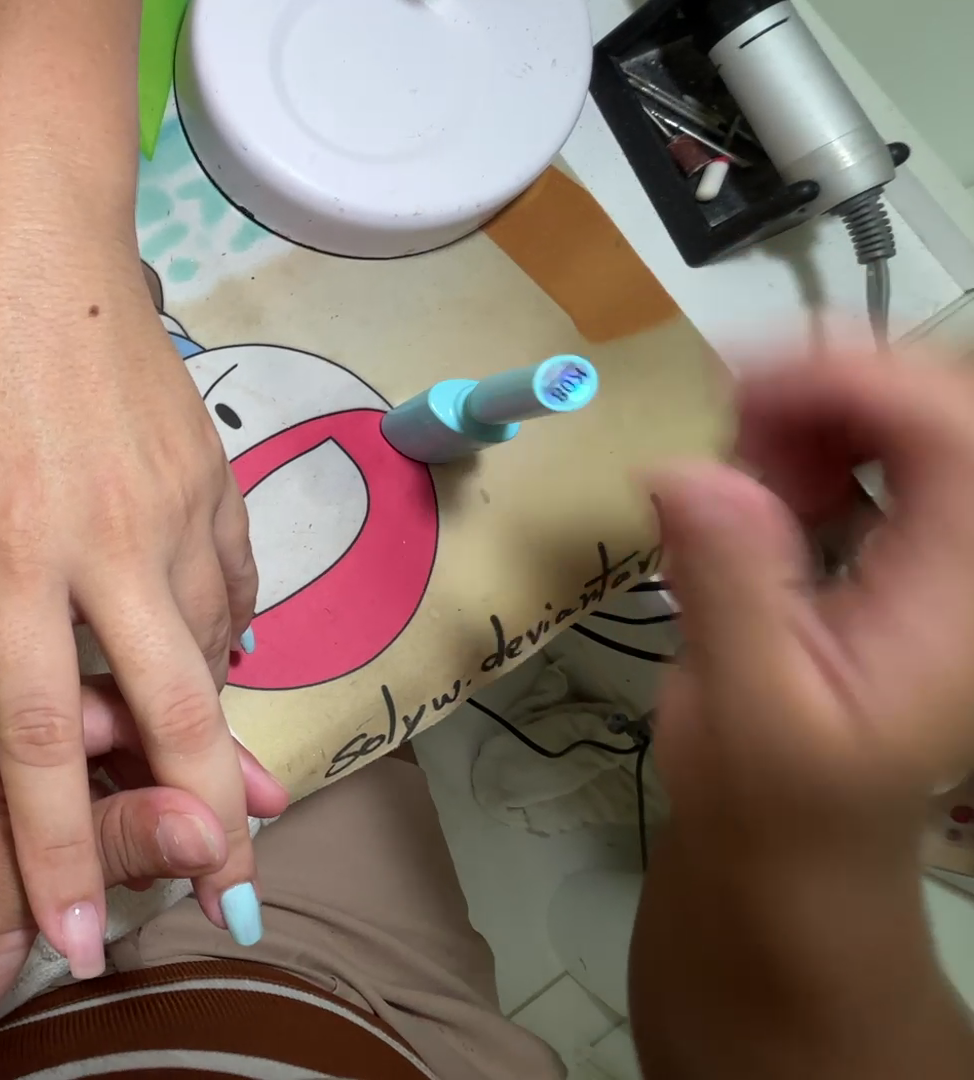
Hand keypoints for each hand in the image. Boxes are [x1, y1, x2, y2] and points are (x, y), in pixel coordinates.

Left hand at [0, 240, 260, 972]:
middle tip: (229, 897)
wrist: (44, 258)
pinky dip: (224, 635)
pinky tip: (209, 654)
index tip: (75, 938)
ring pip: (215, 650)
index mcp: (15, 557)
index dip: (55, 848)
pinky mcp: (219, 479)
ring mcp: (179, 510)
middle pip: (171, 711)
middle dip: (203, 821)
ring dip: (210, 719)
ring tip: (206, 770)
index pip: (34, 734)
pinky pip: (236, 585)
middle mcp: (110, 547)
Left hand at [0, 690, 289, 1078]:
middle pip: (119, 732)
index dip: (184, 751)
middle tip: (268, 806)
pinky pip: (99, 799)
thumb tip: (213, 825)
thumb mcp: (13, 885)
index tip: (254, 796)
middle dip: (196, 770)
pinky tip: (188, 835)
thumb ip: (110, 842)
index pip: (106, 711)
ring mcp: (12, 772)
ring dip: (177, 797)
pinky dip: (145, 820)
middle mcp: (2, 730)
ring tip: (243, 825)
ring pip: (114, 765)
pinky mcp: (22, 815)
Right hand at [651, 350, 973, 851]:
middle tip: (726, 407)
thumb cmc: (774, 783)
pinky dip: (791, 453)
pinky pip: (857, 469)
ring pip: (902, 433)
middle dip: (840, 388)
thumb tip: (683, 471)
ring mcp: (929, 555)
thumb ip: (728, 584)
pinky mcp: (879, 556)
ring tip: (725, 450)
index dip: (870, 384)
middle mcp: (962, 560)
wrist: (787, 829)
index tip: (749, 375)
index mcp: (961, 593)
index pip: (963, 444)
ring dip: (809, 418)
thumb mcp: (747, 694)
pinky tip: (740, 483)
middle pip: (944, 421)